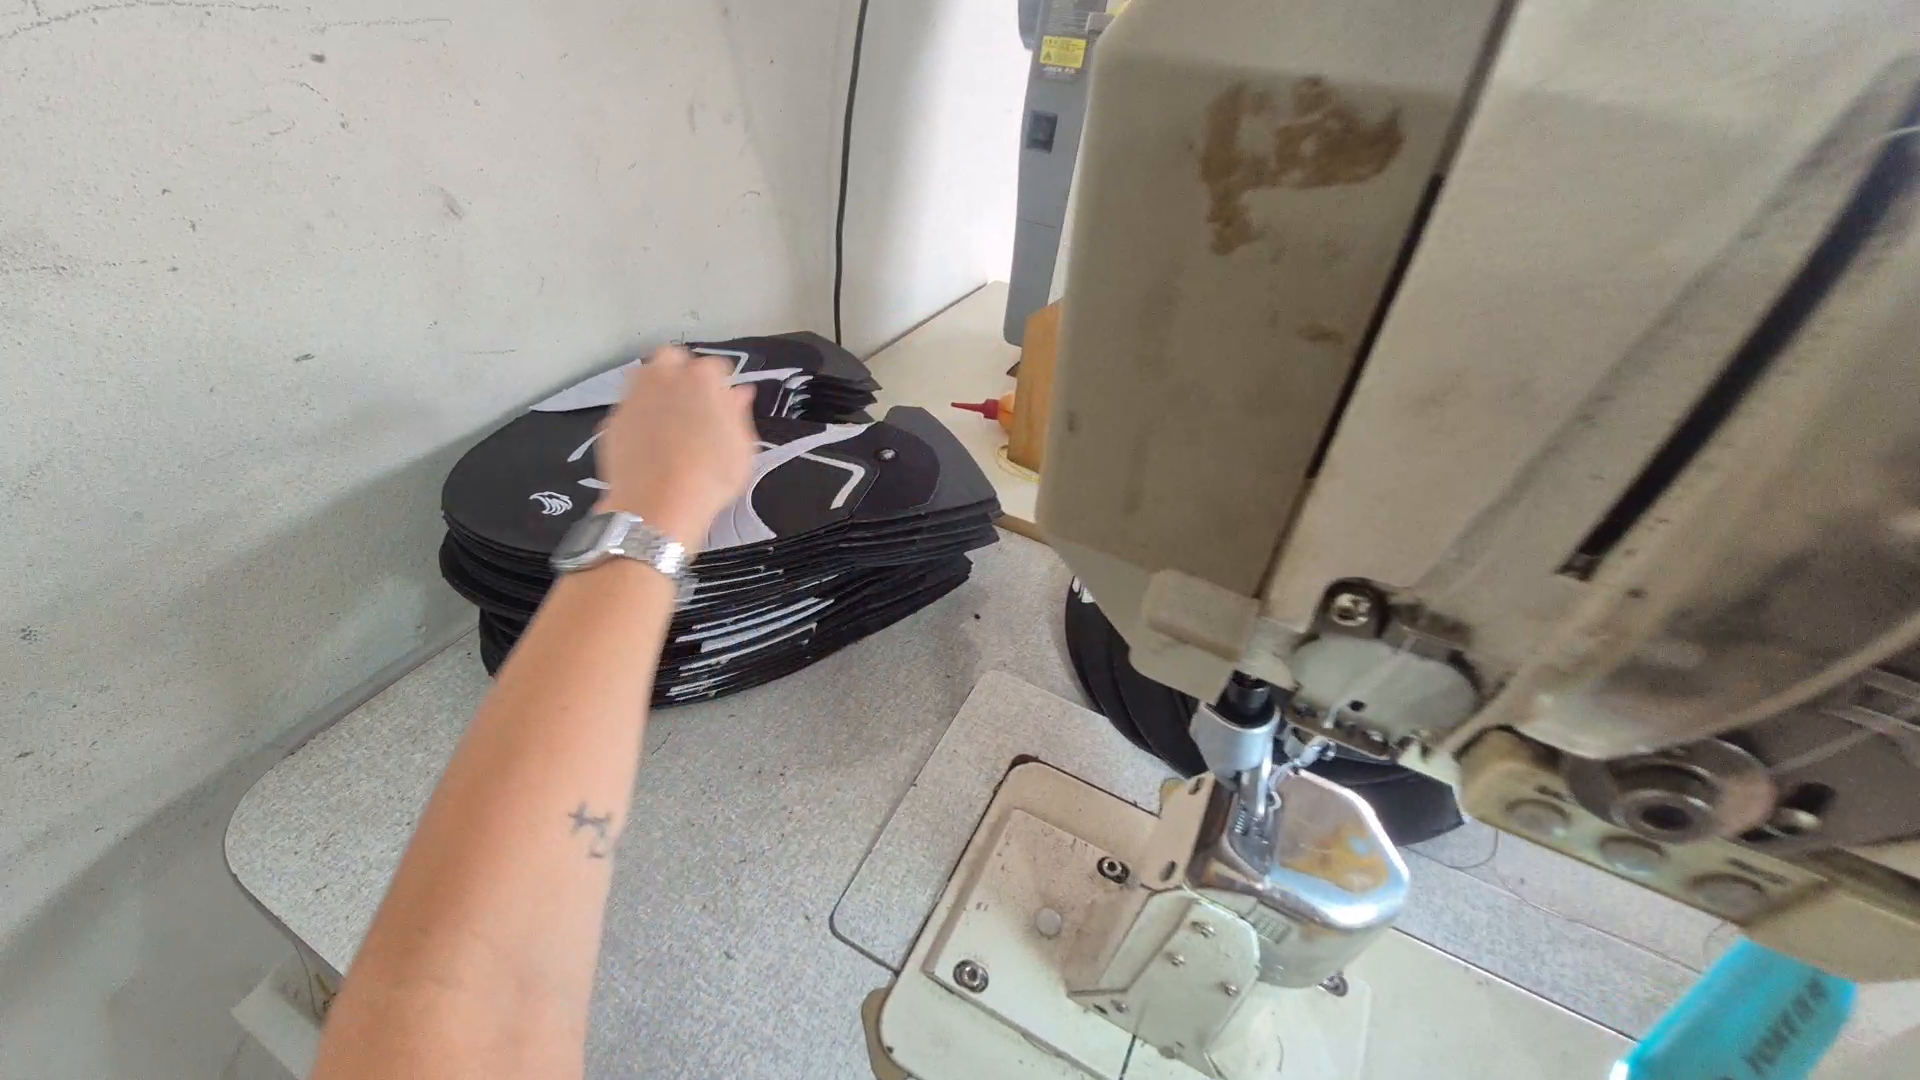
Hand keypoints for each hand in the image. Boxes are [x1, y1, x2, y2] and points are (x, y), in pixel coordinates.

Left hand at [595, 347, 755, 552]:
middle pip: (672, 357)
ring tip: (670, 413)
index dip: (722, 382)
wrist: (658, 506)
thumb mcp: (741, 448)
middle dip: (683, 369)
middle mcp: (664, 379)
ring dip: (657, 385)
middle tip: (694, 398)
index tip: (726, 399)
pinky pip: (629, 406)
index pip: (715, 365)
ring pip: (644, 375)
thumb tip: (739, 393)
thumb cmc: (709, 479)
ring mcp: (633, 398)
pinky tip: (650, 437)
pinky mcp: (613, 420)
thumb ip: (738, 413)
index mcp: (702, 379)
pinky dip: (640, 413)